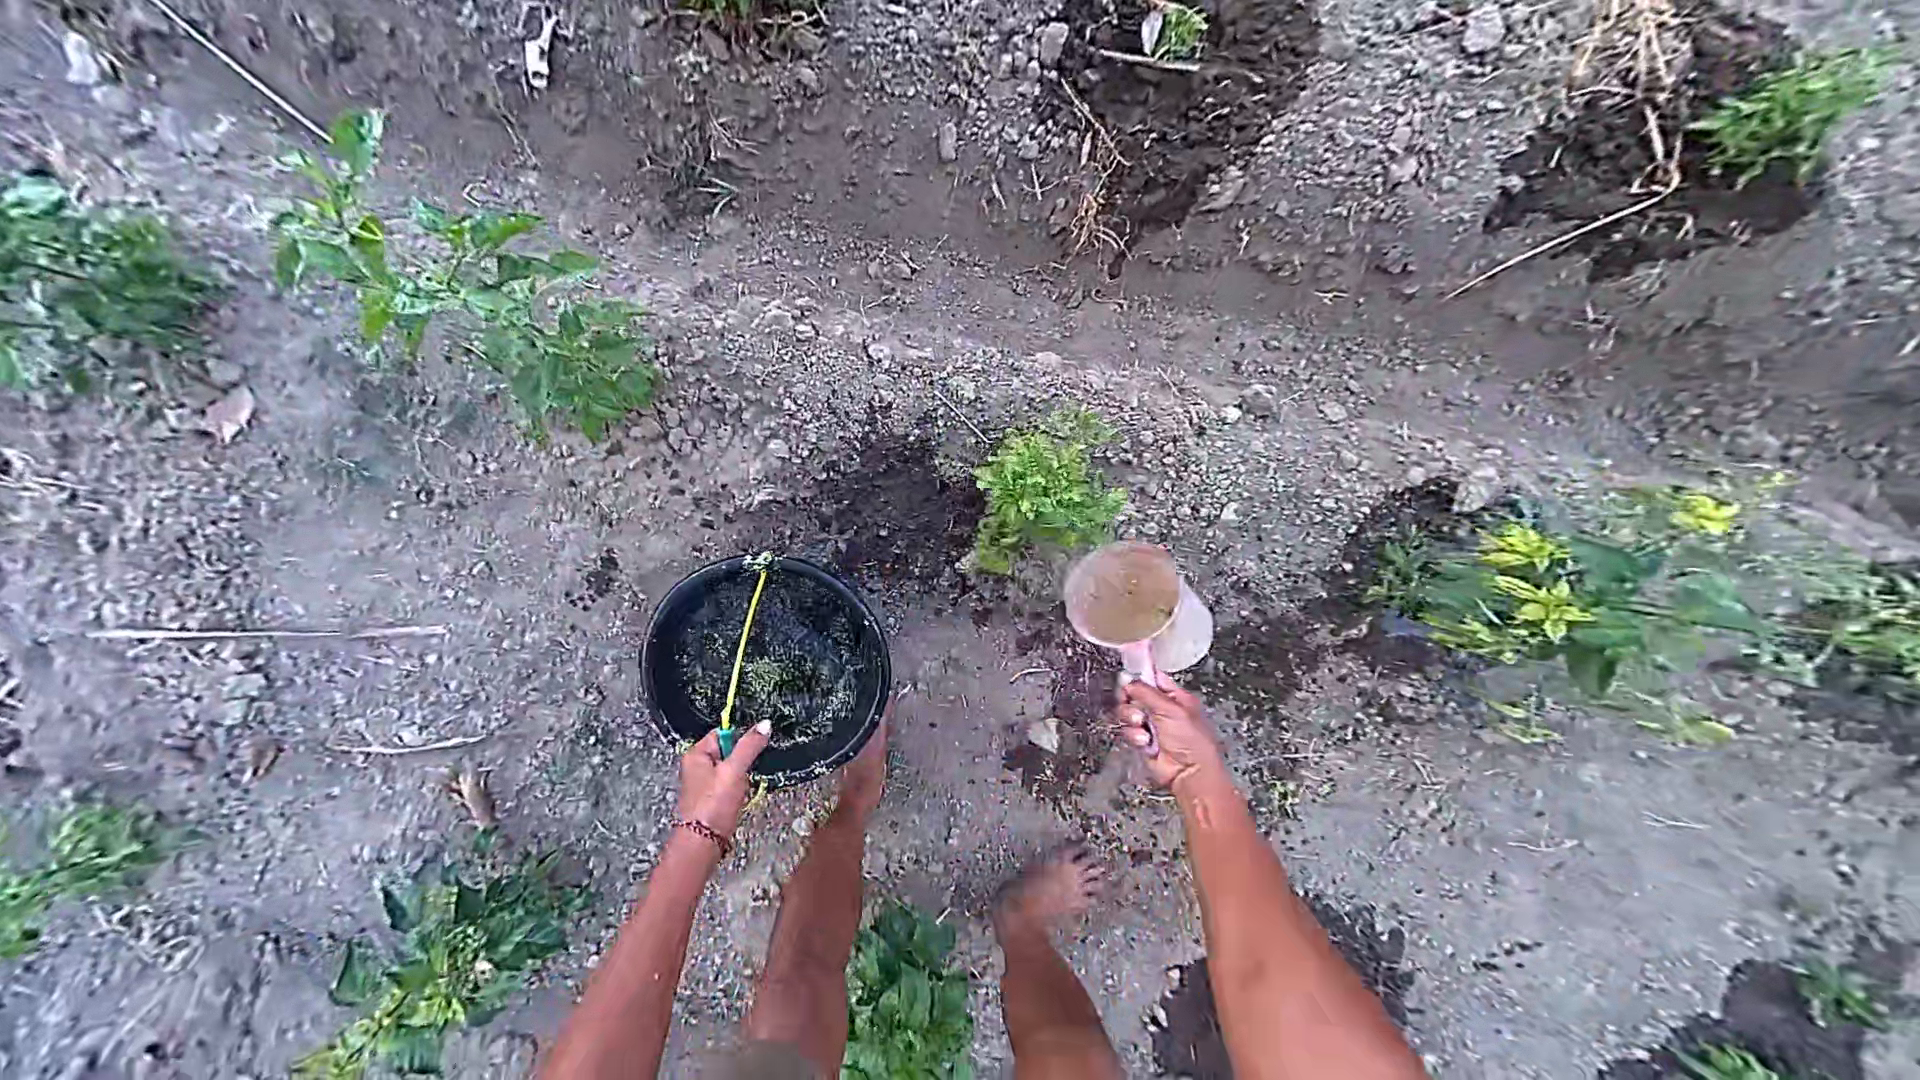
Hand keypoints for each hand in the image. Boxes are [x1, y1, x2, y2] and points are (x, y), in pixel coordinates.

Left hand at [674, 719, 771, 839]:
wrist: (703, 843)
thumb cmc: (712, 806)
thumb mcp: (734, 770)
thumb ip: (749, 745)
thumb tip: (764, 725)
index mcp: (696, 754)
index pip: (723, 733)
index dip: (739, 740)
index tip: (751, 749)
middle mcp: (697, 766)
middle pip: (729, 751)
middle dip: (742, 762)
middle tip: (742, 774)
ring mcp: (704, 783)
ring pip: (733, 770)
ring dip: (742, 778)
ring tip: (738, 790)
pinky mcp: (712, 798)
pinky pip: (731, 785)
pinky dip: (738, 790)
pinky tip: (737, 799)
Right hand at [1116, 679, 1225, 795]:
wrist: (1189, 773)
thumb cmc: (1192, 742)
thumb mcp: (1170, 709)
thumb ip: (1147, 692)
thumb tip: (1128, 681)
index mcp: (1175, 697)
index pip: (1153, 678)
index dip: (1139, 676)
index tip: (1127, 676)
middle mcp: (1162, 709)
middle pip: (1134, 694)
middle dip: (1131, 700)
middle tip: (1135, 707)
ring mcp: (1151, 725)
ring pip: (1128, 712)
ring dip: (1131, 718)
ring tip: (1141, 725)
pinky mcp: (1142, 740)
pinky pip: (1128, 730)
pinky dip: (1134, 735)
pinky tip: (1145, 741)